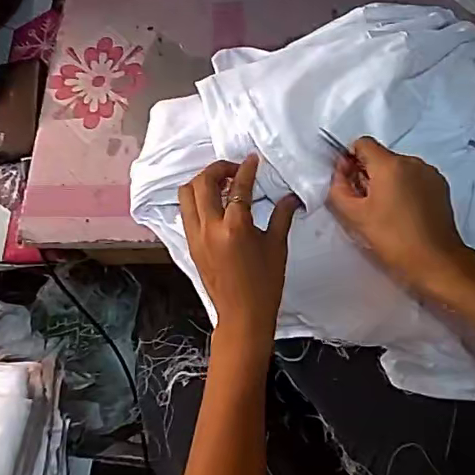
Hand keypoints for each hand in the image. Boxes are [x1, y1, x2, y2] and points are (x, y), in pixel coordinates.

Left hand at [179, 155, 300, 336]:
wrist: (242, 315)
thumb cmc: (264, 284)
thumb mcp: (277, 247)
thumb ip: (281, 216)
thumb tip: (289, 197)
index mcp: (234, 226)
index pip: (238, 186)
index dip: (247, 169)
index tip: (252, 160)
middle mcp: (209, 227)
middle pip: (203, 182)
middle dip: (218, 169)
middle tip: (235, 170)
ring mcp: (195, 236)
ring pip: (186, 195)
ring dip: (201, 182)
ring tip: (221, 184)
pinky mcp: (189, 245)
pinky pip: (185, 212)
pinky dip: (196, 200)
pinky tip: (213, 204)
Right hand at [327, 137, 474, 300]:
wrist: (435, 261)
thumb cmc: (391, 239)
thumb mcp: (353, 216)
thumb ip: (338, 187)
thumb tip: (340, 171)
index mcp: (390, 164)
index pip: (362, 143)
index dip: (350, 161)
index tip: (350, 185)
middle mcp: (412, 162)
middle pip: (380, 157)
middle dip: (368, 174)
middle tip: (365, 205)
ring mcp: (430, 173)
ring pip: (398, 168)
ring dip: (387, 182)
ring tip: (385, 212)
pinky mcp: (441, 187)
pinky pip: (414, 179)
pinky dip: (404, 189)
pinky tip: (403, 214)